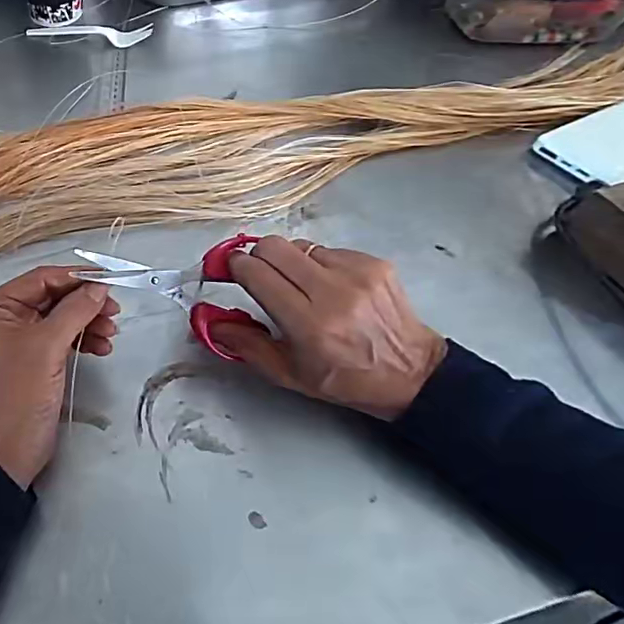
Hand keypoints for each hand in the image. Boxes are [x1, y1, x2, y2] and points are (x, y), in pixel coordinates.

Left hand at [0, 267, 119, 488]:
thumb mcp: (47, 346)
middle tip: (114, 311)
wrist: (6, 450)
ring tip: (110, 334)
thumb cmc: (19, 393)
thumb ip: (74, 311)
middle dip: (83, 303)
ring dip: (85, 322)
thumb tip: (98, 287)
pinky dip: (79, 340)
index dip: (75, 278)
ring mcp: (14, 339)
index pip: (40, 279)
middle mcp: (0, 317)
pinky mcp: (29, 360)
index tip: (110, 281)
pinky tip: (100, 347)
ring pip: (57, 318)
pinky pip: (57, 338)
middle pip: (50, 297)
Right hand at [218, 237, 446, 420]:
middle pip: (271, 246)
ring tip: (299, 286)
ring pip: (297, 245)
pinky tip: (329, 286)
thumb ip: (242, 343)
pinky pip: (326, 249)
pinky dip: (318, 264)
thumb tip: (207, 316)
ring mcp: (357, 274)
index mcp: (308, 323)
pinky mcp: (374, 263)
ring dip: (288, 261)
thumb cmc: (344, 378)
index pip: (253, 271)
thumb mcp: (286, 373)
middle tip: (258, 276)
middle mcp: (332, 293)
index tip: (227, 272)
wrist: (416, 376)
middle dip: (256, 257)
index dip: (233, 267)